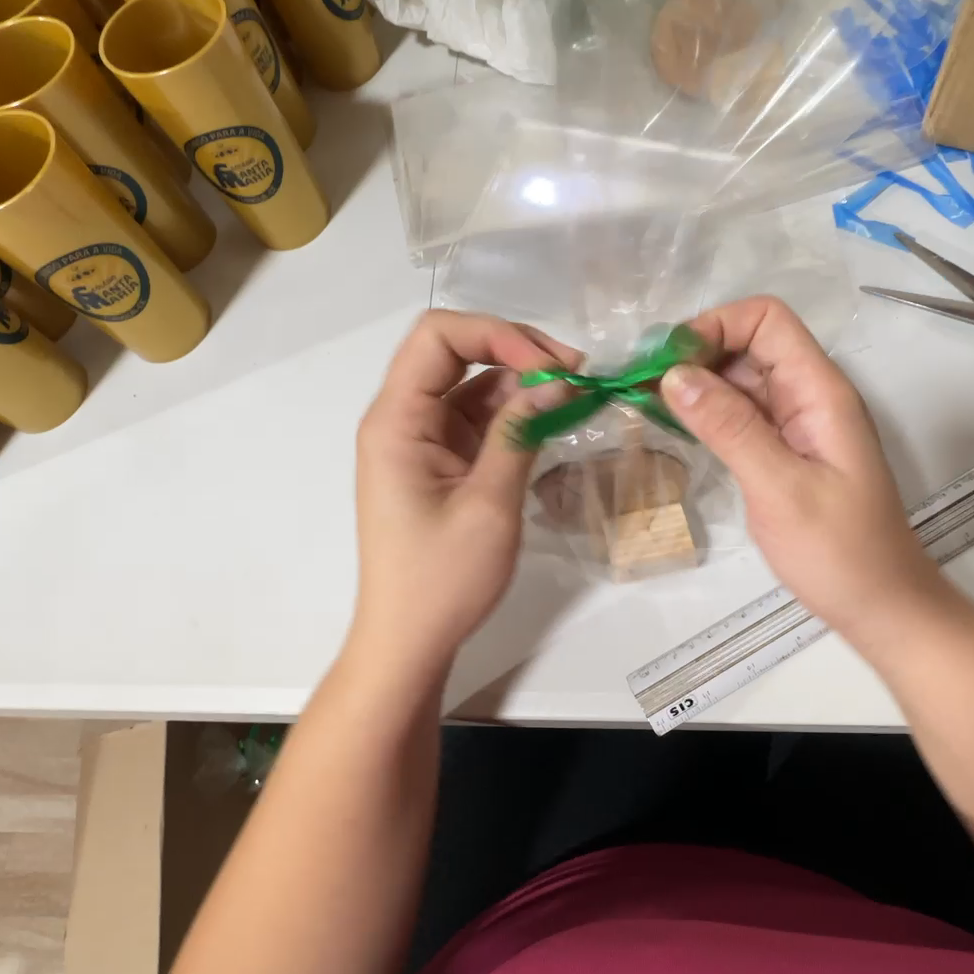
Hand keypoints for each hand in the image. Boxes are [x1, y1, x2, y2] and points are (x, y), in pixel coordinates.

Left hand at [352, 311, 580, 666]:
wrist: (410, 639)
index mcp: (396, 420)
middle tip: (576, 371)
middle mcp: (402, 418)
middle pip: (453, 351)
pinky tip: (553, 417)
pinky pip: (477, 418)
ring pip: (471, 383)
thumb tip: (558, 381)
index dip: (496, 334)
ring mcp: (421, 440)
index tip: (551, 366)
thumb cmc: (442, 578)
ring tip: (577, 392)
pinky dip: (515, 413)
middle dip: (515, 350)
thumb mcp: (489, 503)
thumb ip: (519, 433)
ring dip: (522, 381)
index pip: (437, 336)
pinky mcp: (440, 461)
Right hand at [660, 297, 950, 638]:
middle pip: (749, 343)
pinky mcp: (783, 451)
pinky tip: (673, 426)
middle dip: (696, 353)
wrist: (880, 606)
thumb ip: (729, 428)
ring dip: (695, 383)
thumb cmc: (839, 552)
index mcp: (819, 392)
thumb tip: (674, 374)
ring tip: (646, 402)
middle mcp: (808, 397)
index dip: (715, 326)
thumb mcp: (780, 489)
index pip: (767, 321)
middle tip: (643, 386)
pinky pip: (740, 414)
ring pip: (740, 379)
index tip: (668, 364)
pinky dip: (705, 413)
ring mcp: (795, 424)